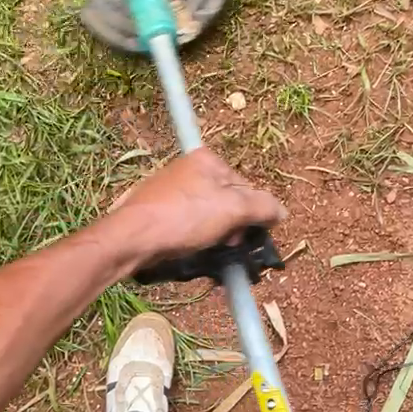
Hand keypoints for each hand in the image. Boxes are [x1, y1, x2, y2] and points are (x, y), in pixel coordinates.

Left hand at [101, 149, 286, 272]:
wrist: (132, 238)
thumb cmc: (183, 217)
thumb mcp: (232, 209)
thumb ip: (262, 207)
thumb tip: (280, 212)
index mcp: (207, 160)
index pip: (245, 187)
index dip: (250, 214)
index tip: (242, 234)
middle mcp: (188, 169)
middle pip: (227, 203)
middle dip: (231, 228)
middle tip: (225, 246)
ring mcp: (171, 191)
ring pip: (208, 218)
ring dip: (214, 238)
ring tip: (207, 251)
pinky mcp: (158, 212)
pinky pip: (188, 226)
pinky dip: (194, 240)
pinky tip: (190, 251)